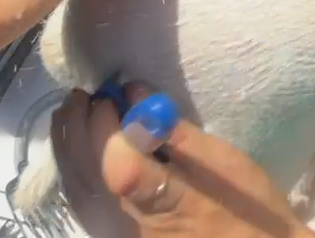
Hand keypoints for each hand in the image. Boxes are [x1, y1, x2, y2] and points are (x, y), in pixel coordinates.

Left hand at [54, 84, 314, 237]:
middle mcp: (134, 228)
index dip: (105, 127)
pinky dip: (74, 172)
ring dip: (69, 149)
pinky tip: (76, 150)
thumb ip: (172, 128)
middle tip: (80, 94)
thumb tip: (134, 91)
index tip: (108, 94)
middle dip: (77, 130)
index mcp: (167, 205)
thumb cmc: (245, 206)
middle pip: (89, 180)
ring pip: (79, 195)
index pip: (119, 167)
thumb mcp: (218, 160)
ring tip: (71, 112)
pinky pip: (84, 207)